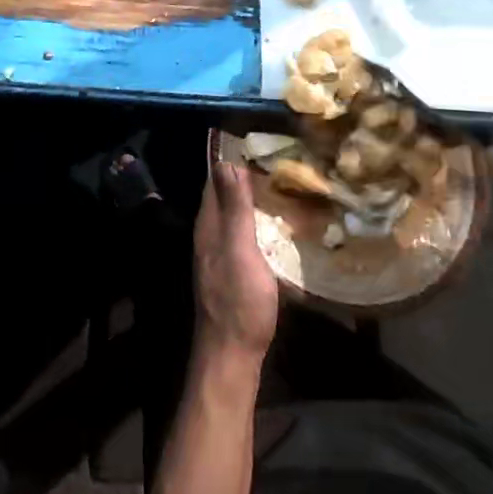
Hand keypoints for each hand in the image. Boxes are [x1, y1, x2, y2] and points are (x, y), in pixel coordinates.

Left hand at [194, 161, 279, 359]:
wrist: (233, 351)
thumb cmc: (239, 299)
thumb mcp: (240, 249)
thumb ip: (234, 209)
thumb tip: (226, 162)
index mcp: (208, 225)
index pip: (215, 180)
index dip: (232, 160)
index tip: (258, 141)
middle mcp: (209, 234)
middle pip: (225, 196)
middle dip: (246, 176)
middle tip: (280, 159)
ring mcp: (220, 253)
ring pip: (234, 215)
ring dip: (253, 199)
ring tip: (284, 183)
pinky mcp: (233, 269)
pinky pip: (244, 233)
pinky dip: (259, 221)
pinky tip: (279, 222)